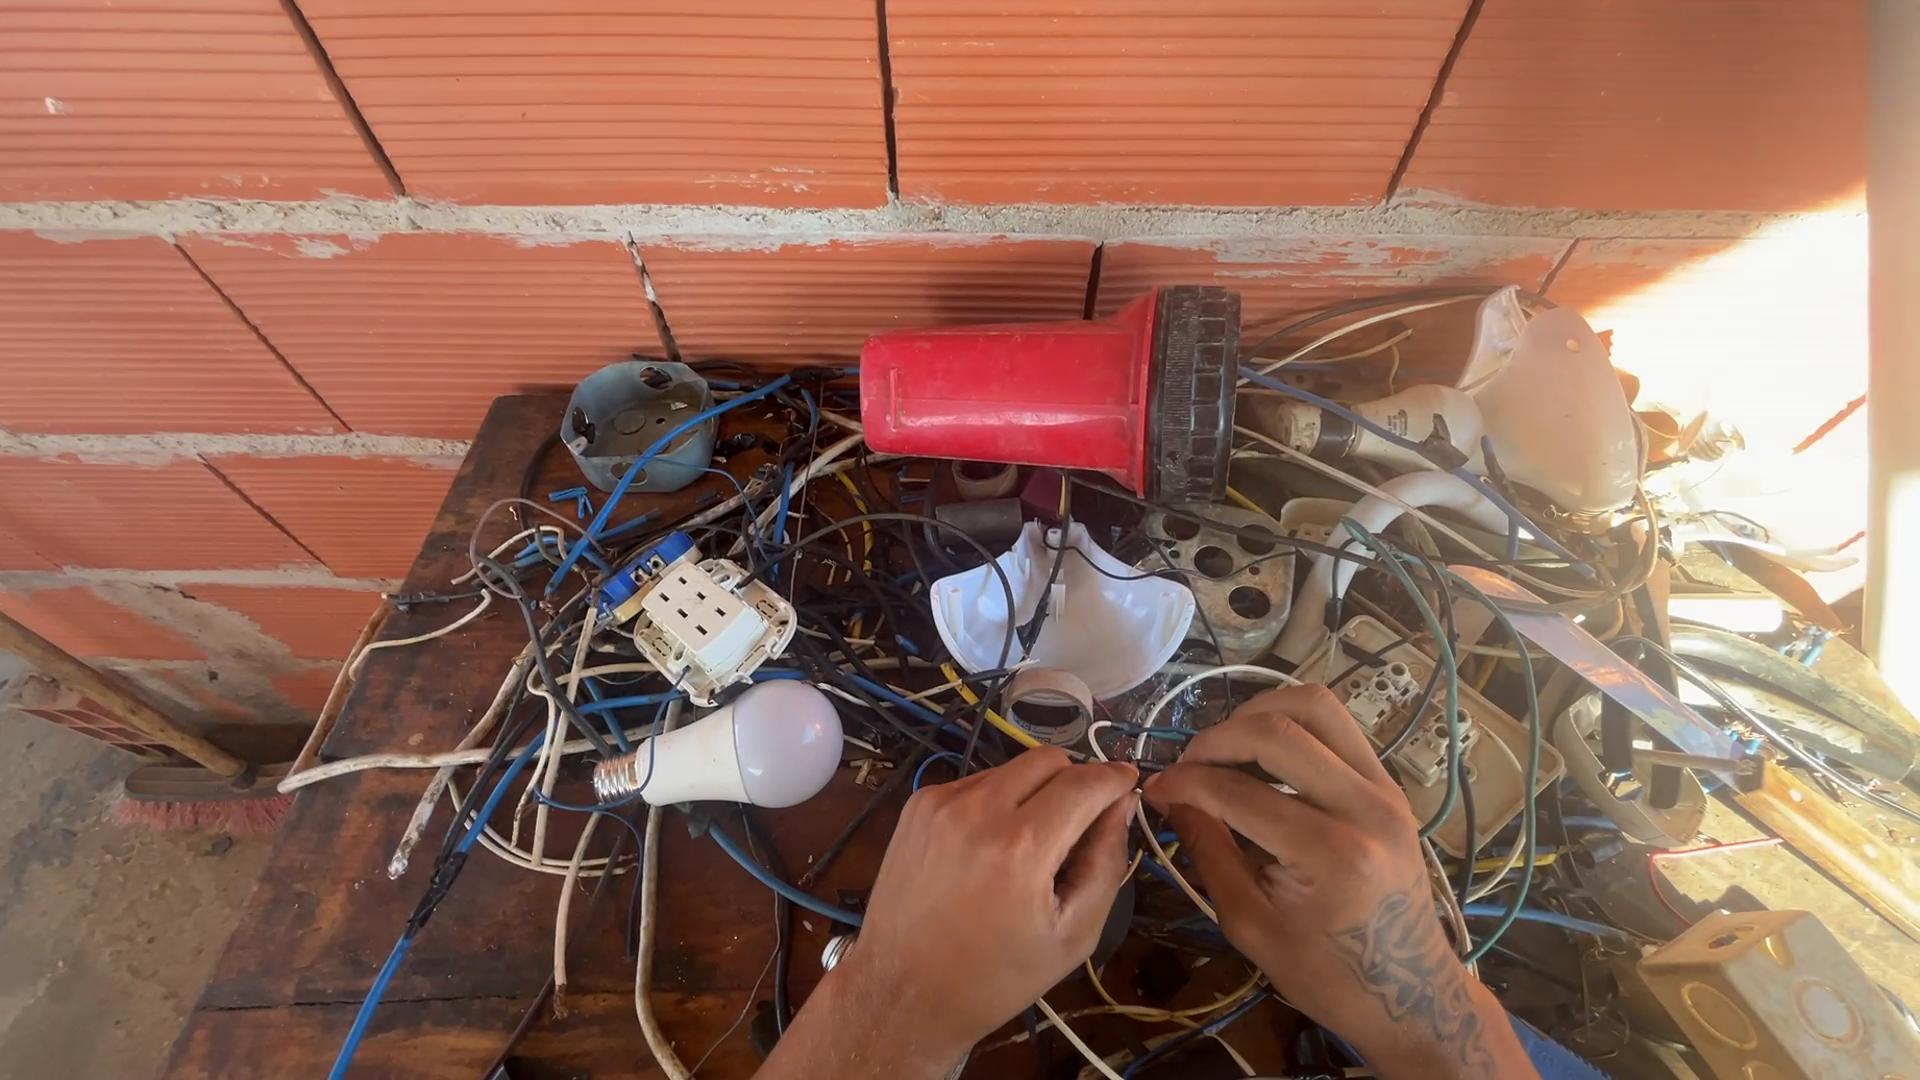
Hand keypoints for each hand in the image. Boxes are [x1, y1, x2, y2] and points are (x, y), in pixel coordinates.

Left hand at [757, 748, 1137, 1078]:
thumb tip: (1120, 804)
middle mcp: (978, 809)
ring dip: (1035, 789)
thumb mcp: (1073, 935)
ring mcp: (942, 800)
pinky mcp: (919, 801)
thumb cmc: (996, 976)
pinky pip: (978, 781)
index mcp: (1020, 848)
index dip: (1113, 778)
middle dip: (1075, 779)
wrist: (902, 990)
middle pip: (1048, 759)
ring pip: (1012, 767)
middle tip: (1081, 819)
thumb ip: (1106, 861)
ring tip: (1031, 840)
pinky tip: (991, 844)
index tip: (1128, 782)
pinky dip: (997, 799)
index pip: (1083, 783)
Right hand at [1143, 686, 1536, 1079]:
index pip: (1235, 791)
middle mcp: (1365, 808)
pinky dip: (1288, 722)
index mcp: (1330, 855)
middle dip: (1215, 740)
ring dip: (1256, 714)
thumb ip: (1206, 847)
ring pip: (1312, 705)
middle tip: (1187, 765)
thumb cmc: (1326, 973)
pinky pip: (1333, 722)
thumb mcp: (1248, 923)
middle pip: (1275, 731)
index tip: (1153, 786)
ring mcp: (1386, 788)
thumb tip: (1165, 792)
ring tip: (1226, 747)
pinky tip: (1261, 753)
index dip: (1183, 782)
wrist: (1414, 997)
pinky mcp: (1389, 782)